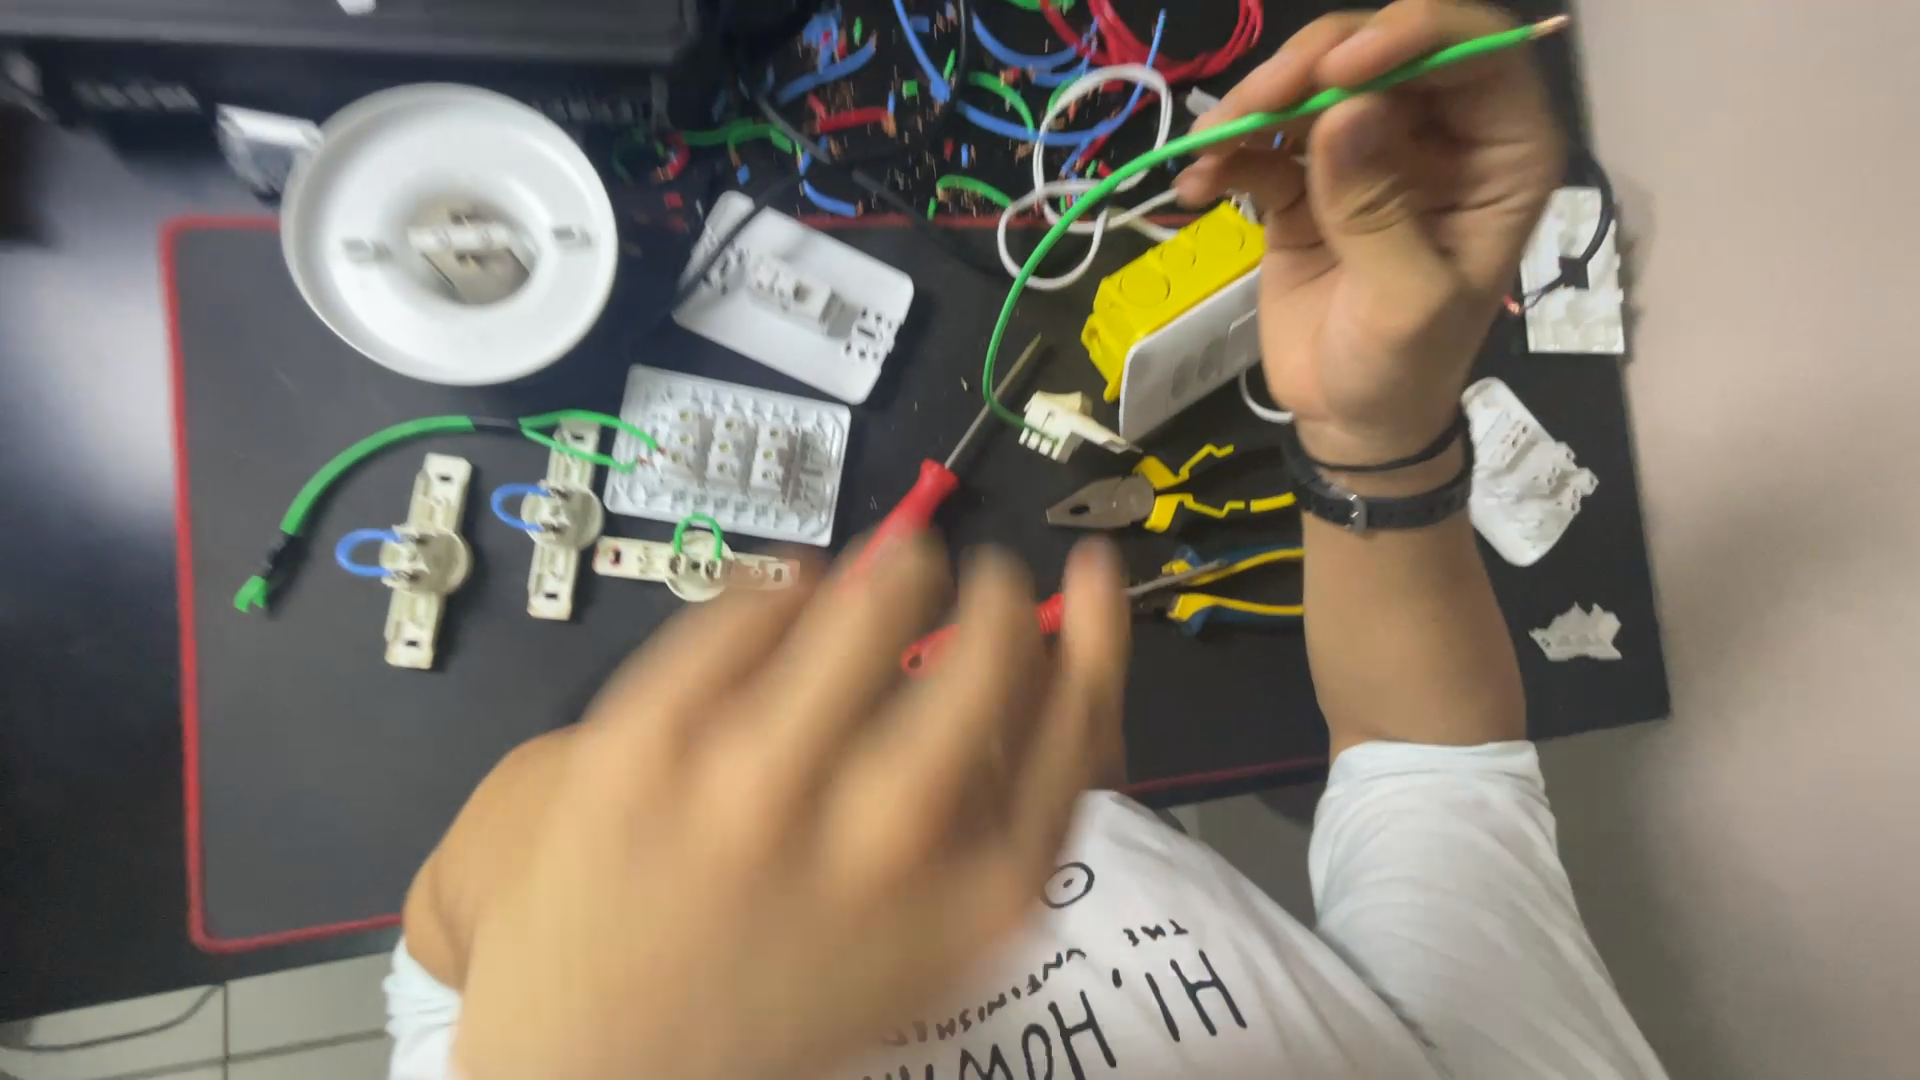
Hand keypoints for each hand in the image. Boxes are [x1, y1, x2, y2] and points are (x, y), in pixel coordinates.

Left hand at [447, 536, 1128, 1079]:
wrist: (604, 1066)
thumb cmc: (792, 988)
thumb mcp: (935, 932)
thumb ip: (1000, 809)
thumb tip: (1039, 659)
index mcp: (975, 896)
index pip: (1079, 724)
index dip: (1100, 630)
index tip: (1091, 571)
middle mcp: (879, 835)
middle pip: (990, 655)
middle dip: (1000, 593)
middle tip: (982, 574)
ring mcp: (753, 782)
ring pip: (867, 609)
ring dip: (899, 571)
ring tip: (894, 569)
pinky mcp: (644, 740)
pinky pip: (746, 610)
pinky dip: (781, 587)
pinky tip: (790, 594)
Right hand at [1174, 0, 1563, 463]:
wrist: (1346, 418)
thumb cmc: (1402, 368)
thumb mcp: (1404, 301)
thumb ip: (1378, 210)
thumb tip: (1342, 111)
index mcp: (1496, 155)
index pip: (1471, 57)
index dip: (1409, 38)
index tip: (1337, 68)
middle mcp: (1435, 141)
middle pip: (1377, 59)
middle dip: (1308, 70)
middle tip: (1248, 108)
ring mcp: (1363, 162)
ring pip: (1312, 95)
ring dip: (1252, 112)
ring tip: (1204, 151)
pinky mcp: (1305, 193)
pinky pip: (1266, 154)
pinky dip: (1226, 160)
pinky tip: (1195, 187)